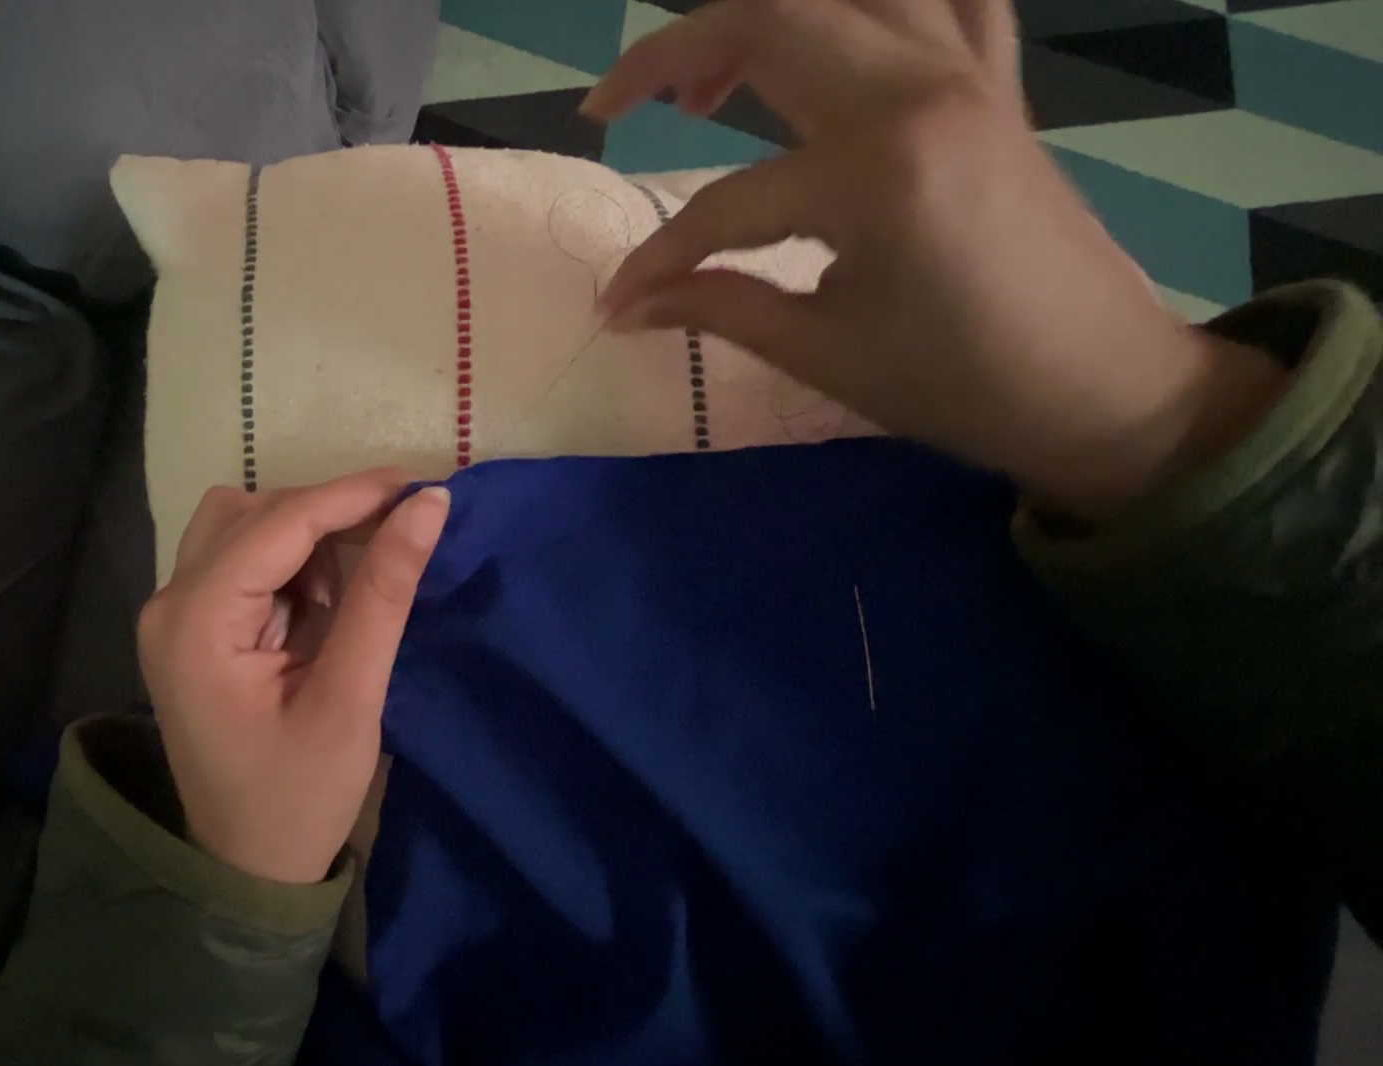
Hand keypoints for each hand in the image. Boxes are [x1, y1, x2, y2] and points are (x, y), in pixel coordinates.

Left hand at [137, 470, 450, 884]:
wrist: (248, 870)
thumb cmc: (299, 798)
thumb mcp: (351, 697)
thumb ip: (384, 594)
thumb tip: (429, 507)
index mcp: (196, 623)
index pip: (279, 523)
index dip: (353, 495)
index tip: (422, 486)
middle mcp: (170, 604)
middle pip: (249, 511)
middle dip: (324, 515)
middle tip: (390, 540)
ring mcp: (176, 615)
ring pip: (242, 527)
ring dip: (304, 539)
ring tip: (346, 595)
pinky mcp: (194, 628)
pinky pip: (243, 561)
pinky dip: (290, 566)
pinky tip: (319, 610)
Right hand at [585, 0, 1285, 519]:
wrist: (1094, 386)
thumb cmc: (950, 383)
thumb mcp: (817, 350)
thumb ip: (713, 306)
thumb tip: (624, 306)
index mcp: (875, 173)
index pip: (723, 202)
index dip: (657, 257)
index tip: (616, 301)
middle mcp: (920, 90)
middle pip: (771, 18)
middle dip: (669, 52)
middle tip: (612, 105)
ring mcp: (967, 71)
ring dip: (759, 16)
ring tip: (706, 82)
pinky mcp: (993, 80)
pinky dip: (871, 4)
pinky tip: (827, 41)